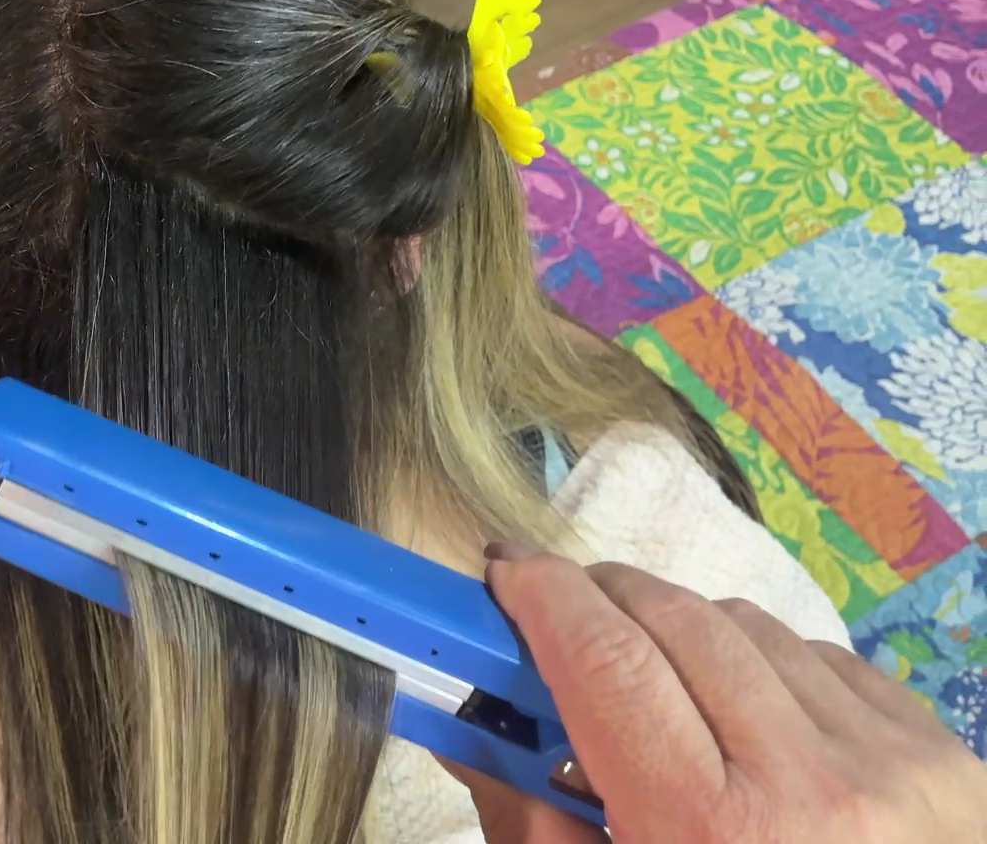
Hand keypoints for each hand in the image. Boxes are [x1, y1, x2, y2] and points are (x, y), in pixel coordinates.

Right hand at [452, 547, 986, 842]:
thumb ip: (516, 807)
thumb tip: (453, 719)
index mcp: (712, 827)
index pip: (602, 653)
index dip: (540, 591)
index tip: (501, 571)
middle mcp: (818, 786)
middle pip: (665, 612)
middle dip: (594, 592)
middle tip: (559, 612)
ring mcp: (901, 768)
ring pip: (735, 618)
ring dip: (673, 627)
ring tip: (662, 684)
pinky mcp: (951, 759)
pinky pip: (810, 650)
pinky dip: (753, 657)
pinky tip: (747, 715)